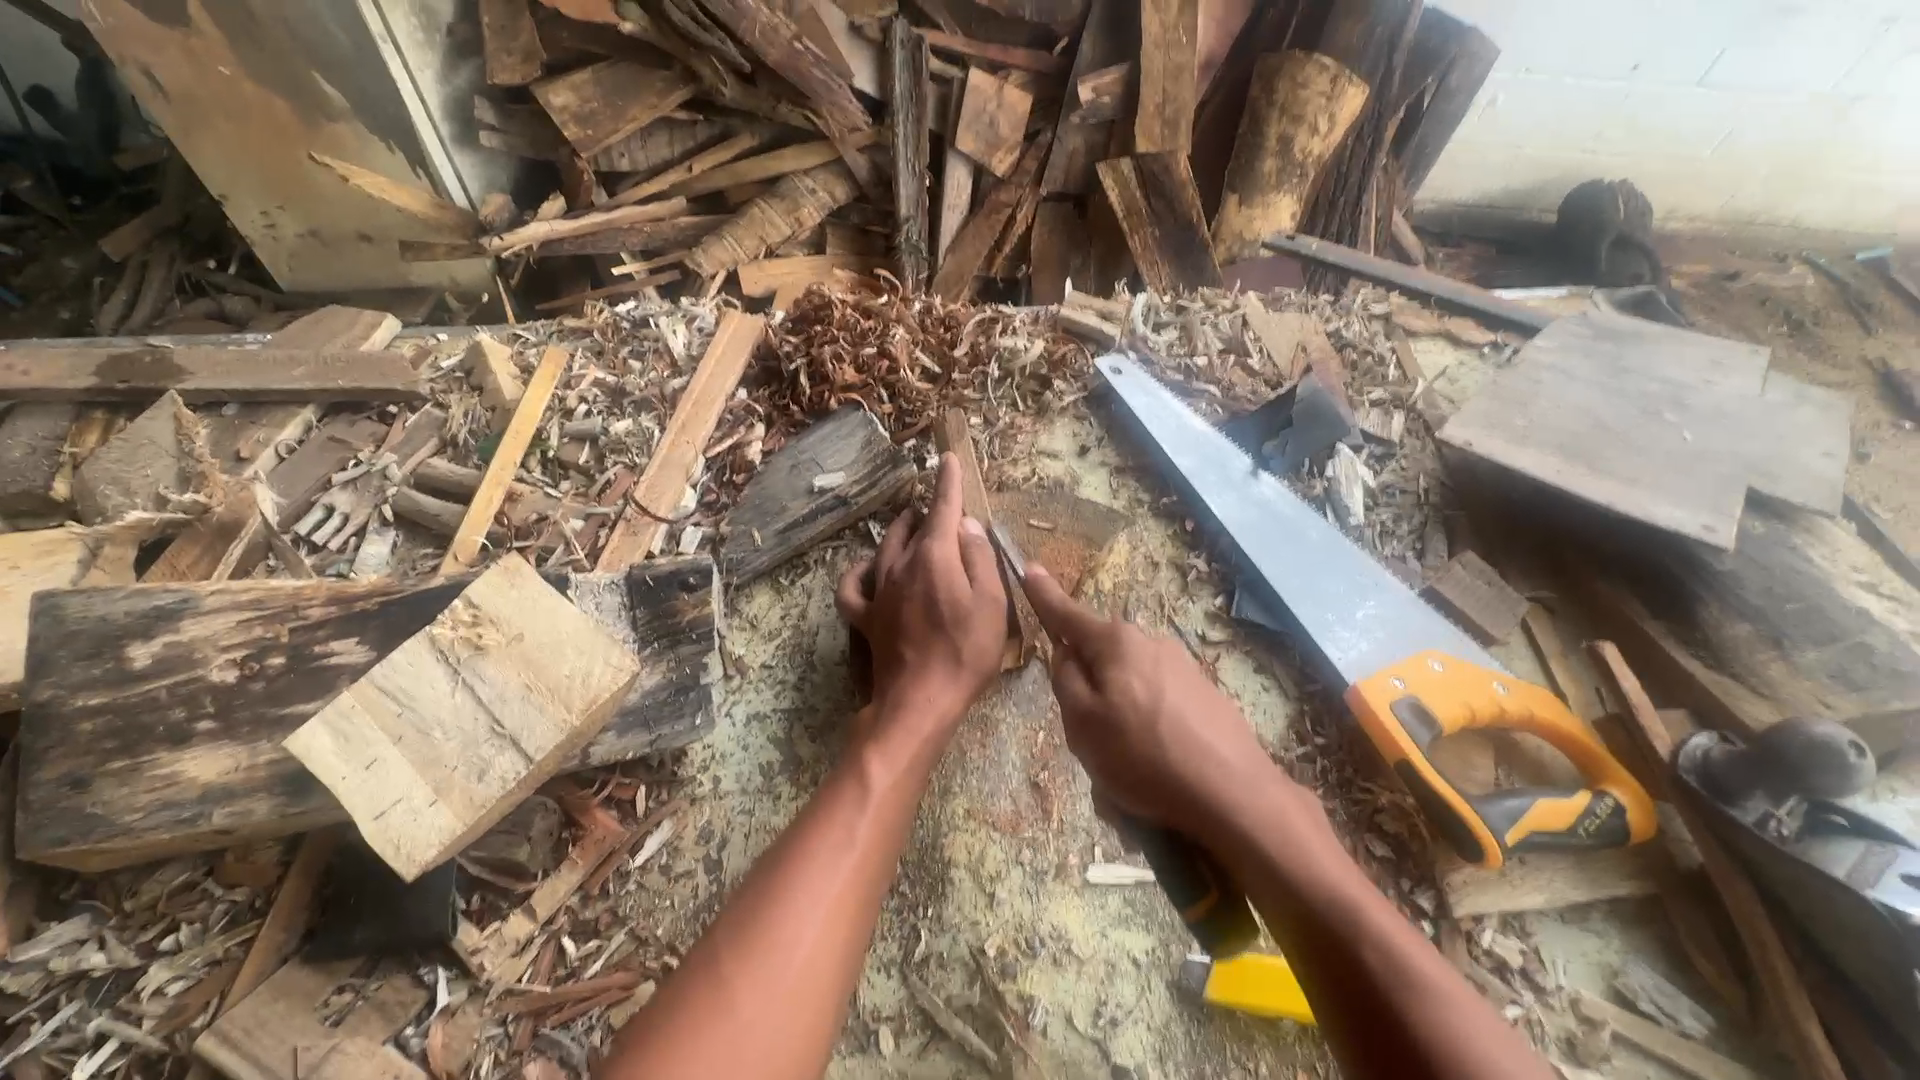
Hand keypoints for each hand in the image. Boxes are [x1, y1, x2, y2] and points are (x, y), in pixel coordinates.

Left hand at [836, 453, 1007, 746]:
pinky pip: (853, 586)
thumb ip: (980, 559)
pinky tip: (868, 569)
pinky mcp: (865, 618)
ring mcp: (878, 592)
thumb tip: (968, 527)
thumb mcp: (992, 604)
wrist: (919, 701)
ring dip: (899, 531)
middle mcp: (900, 565)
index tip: (948, 458)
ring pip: (884, 548)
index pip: (943, 508)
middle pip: (912, 526)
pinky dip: (859, 571)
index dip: (948, 481)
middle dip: (926, 511)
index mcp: (935, 557)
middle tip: (942, 510)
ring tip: (911, 525)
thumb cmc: (965, 653)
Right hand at [1020, 565, 1280, 834]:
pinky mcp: (1205, 692)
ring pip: (1131, 679)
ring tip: (1126, 758)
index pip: (1068, 614)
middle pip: (1102, 652)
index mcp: (1116, 643)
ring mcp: (1183, 665)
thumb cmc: (1144, 757)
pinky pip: (1158, 698)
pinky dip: (1148, 720)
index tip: (1029, 568)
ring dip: (1120, 706)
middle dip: (1088, 681)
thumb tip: (1065, 653)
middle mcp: (1150, 641)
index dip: (1044, 596)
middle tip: (1088, 730)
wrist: (1232, 793)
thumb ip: (1065, 680)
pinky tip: (1158, 759)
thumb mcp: (1082, 724)